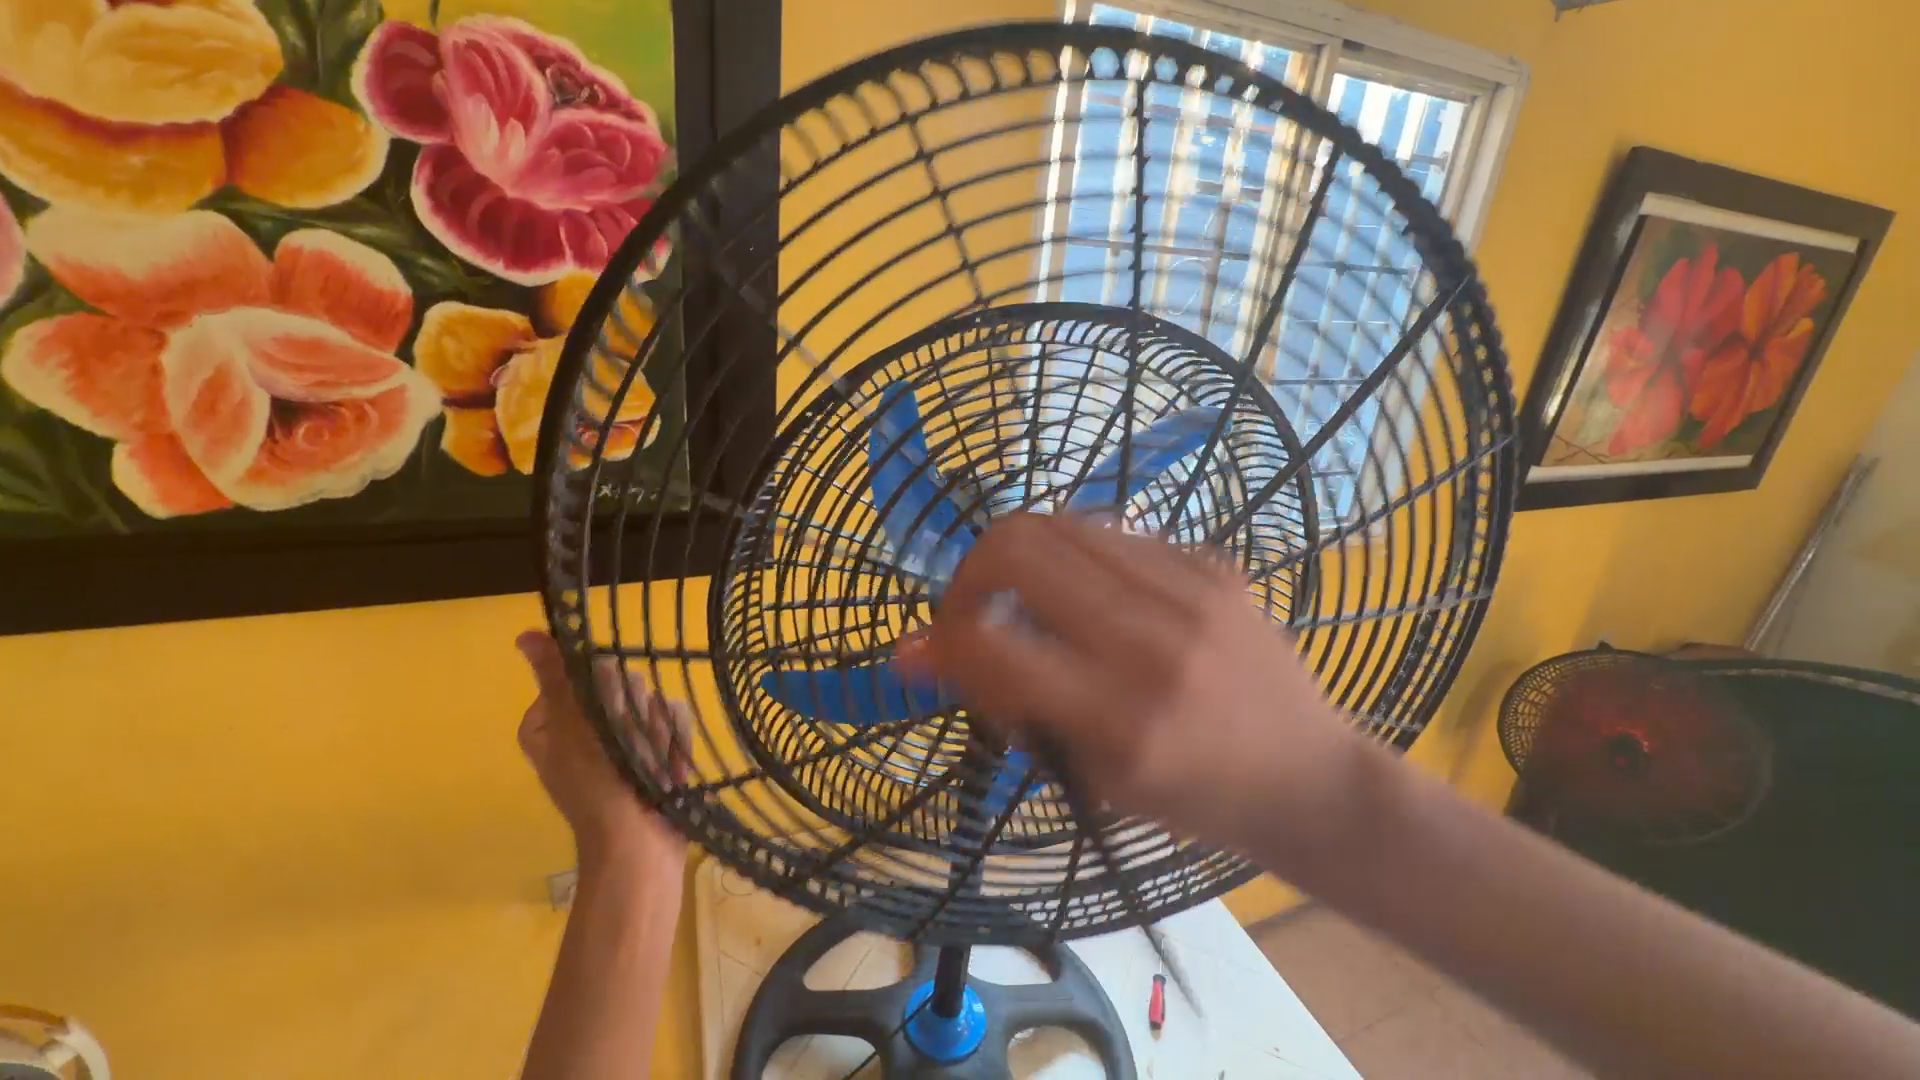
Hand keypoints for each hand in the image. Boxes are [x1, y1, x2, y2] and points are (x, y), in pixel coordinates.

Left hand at [517, 630, 689, 872]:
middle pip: (626, 686)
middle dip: (640, 713)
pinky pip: (674, 727)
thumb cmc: (599, 785)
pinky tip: (673, 771)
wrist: (639, 845)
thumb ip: (558, 678)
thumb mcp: (573, 726)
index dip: (608, 688)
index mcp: (553, 720)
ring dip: (661, 734)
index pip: (589, 672)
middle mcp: (585, 727)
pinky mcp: (652, 754)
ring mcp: (621, 743)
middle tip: (636, 744)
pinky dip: (675, 747)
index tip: (615, 708)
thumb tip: (524, 634)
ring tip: (656, 767)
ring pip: (654, 704)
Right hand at [909, 513, 1371, 860]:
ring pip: (1062, 523)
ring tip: (1024, 596)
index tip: (934, 650)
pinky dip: (1076, 554)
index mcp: (1123, 720)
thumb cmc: (1192, 799)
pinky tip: (1087, 592)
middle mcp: (1156, 641)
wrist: (1309, 776)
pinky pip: (1114, 532)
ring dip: (1019, 555)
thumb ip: (1004, 703)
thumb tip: (910, 651)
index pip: (992, 643)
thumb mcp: (1090, 774)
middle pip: (1020, 547)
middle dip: (970, 573)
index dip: (941, 638)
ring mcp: (1193, 589)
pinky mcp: (1215, 563)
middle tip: (972, 610)